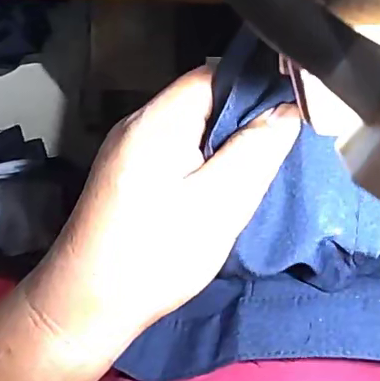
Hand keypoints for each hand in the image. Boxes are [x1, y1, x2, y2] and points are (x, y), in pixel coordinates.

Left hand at [22, 65, 300, 365]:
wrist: (85, 307)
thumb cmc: (154, 256)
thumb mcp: (221, 203)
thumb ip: (257, 150)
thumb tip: (287, 110)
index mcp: (159, 121)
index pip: (217, 73)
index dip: (258, 83)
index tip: (294, 104)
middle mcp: (140, 123)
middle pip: (206, 95)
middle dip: (247, 113)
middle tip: (282, 140)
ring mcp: (131, 147)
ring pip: (196, 123)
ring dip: (229, 137)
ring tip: (258, 163)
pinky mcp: (130, 171)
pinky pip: (181, 145)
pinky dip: (208, 155)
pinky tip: (223, 181)